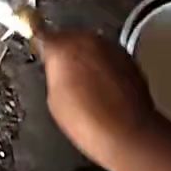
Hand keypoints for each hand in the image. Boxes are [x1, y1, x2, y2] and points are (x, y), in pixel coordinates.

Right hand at [35, 28, 164, 165]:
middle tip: (66, 76)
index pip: (41, 35)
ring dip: (87, 59)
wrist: (129, 135)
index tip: (40, 53)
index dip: (40, 46)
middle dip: (66, 54)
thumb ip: (53, 75)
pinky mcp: (130, 60)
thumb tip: (58, 72)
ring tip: (88, 84)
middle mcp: (86, 40)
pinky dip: (105, 67)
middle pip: (69, 39)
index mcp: (60, 46)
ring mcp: (110, 48)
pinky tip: (106, 89)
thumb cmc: (86, 120)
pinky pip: (109, 58)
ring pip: (91, 47)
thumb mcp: (53, 99)